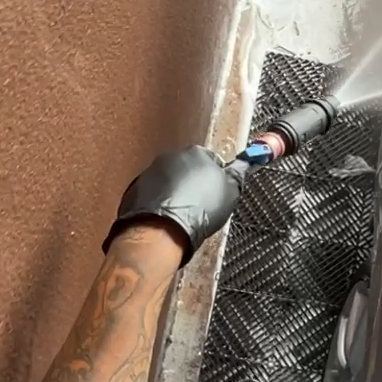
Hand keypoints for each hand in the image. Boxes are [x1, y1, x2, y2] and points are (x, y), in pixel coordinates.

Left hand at [105, 146, 241, 262]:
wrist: (163, 229)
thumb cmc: (202, 209)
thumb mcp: (231, 192)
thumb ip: (237, 175)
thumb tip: (246, 162)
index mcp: (197, 153)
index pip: (212, 161)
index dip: (216, 179)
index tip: (215, 196)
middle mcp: (171, 156)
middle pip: (188, 168)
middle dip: (193, 183)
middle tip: (200, 206)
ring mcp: (150, 171)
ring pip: (169, 180)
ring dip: (175, 192)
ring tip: (182, 215)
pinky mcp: (135, 188)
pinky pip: (152, 193)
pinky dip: (160, 202)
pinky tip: (166, 218)